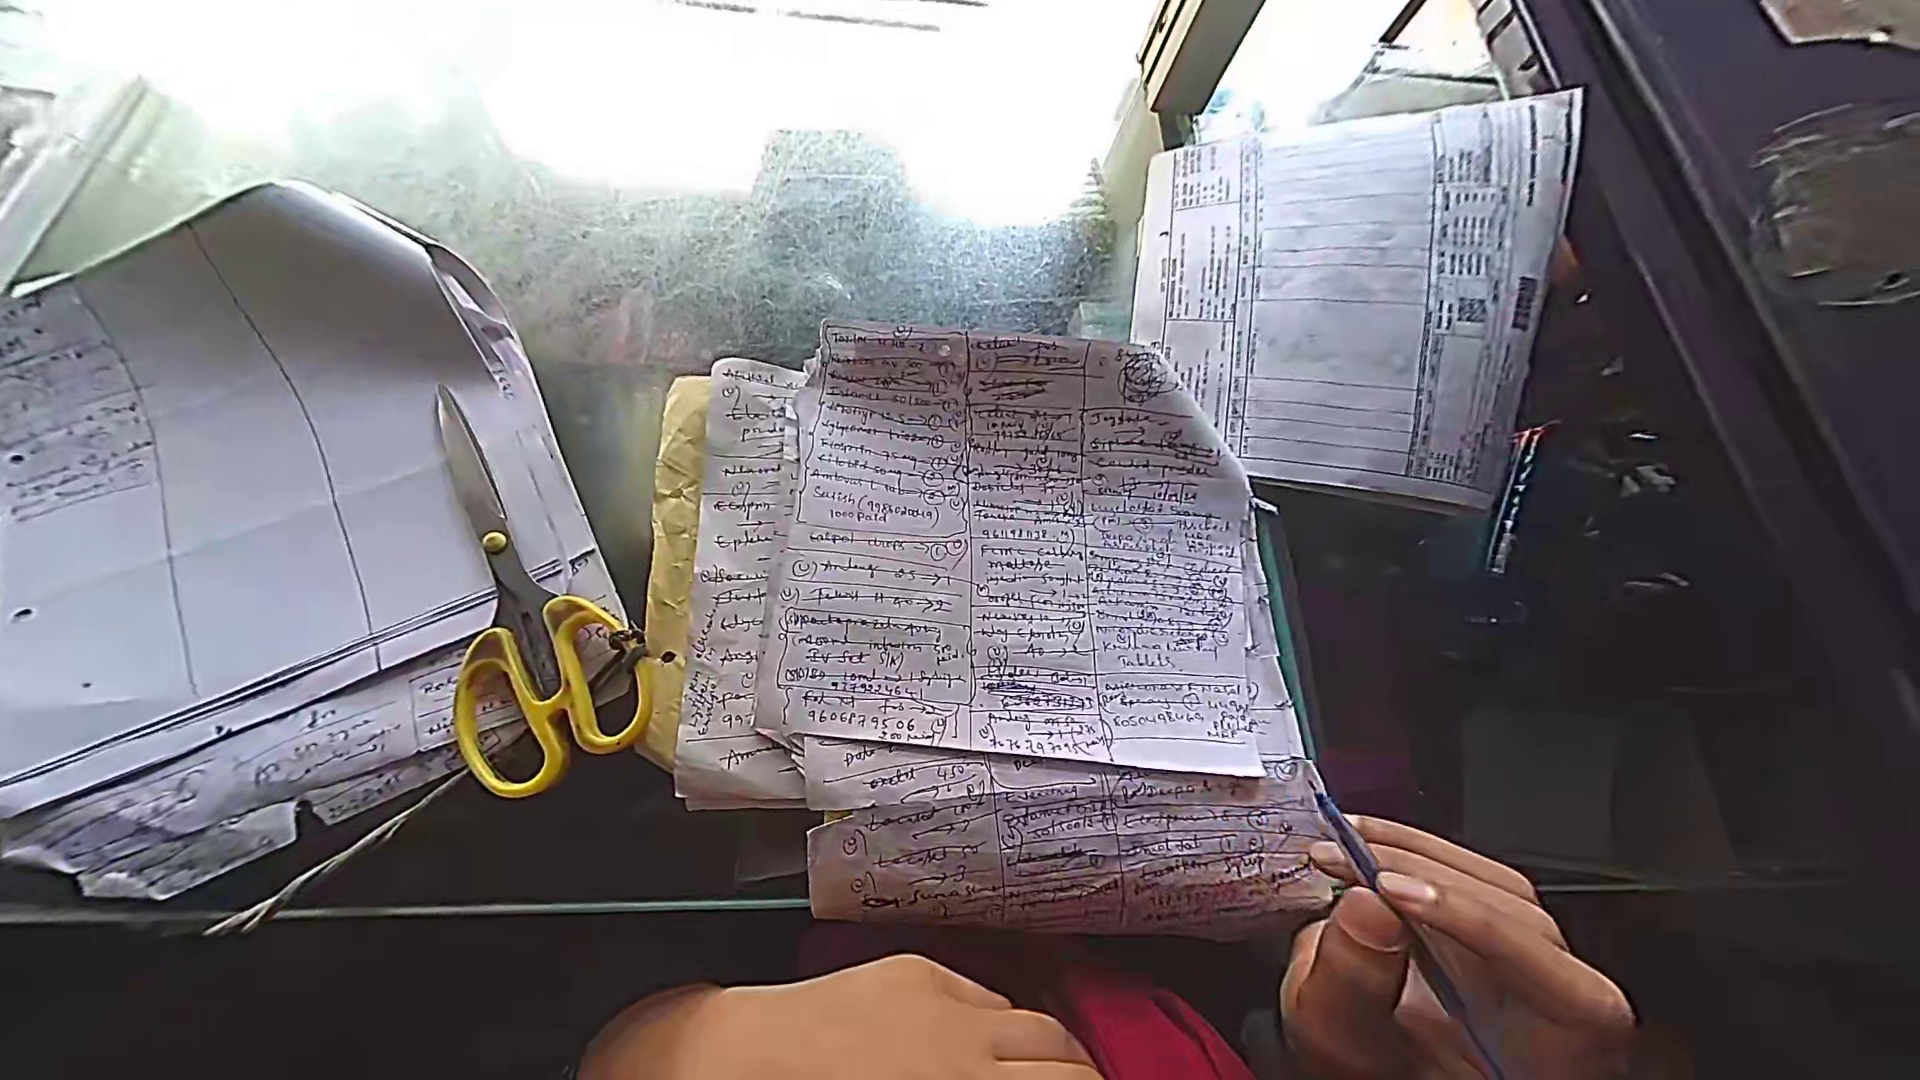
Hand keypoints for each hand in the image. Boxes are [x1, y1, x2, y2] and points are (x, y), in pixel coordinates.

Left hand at [580, 954, 1100, 1079]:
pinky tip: (996, 1041)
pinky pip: (985, 994)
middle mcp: (965, 1045)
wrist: (731, 1066)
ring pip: (1034, 1020)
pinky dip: (1004, 1021)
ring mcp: (943, 998)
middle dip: (1085, 1077)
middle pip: (1063, 1056)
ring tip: (1061, 1072)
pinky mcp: (915, 967)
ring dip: (1055, 1051)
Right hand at [1281, 816, 1632, 1078]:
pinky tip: (1355, 837)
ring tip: (1341, 842)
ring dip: (1407, 849)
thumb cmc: (1355, 1058)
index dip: (1479, 927)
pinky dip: (1403, 844)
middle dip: (1420, 873)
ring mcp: (1521, 962)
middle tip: (1342, 855)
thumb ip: (1353, 980)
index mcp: (1545, 1065)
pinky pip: (1461, 869)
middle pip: (1523, 920)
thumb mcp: (1338, 1035)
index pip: (1567, 995)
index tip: (1389, 890)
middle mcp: (1551, 1011)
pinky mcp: (1479, 921)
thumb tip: (1367, 900)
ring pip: (1494, 884)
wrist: (1347, 1038)